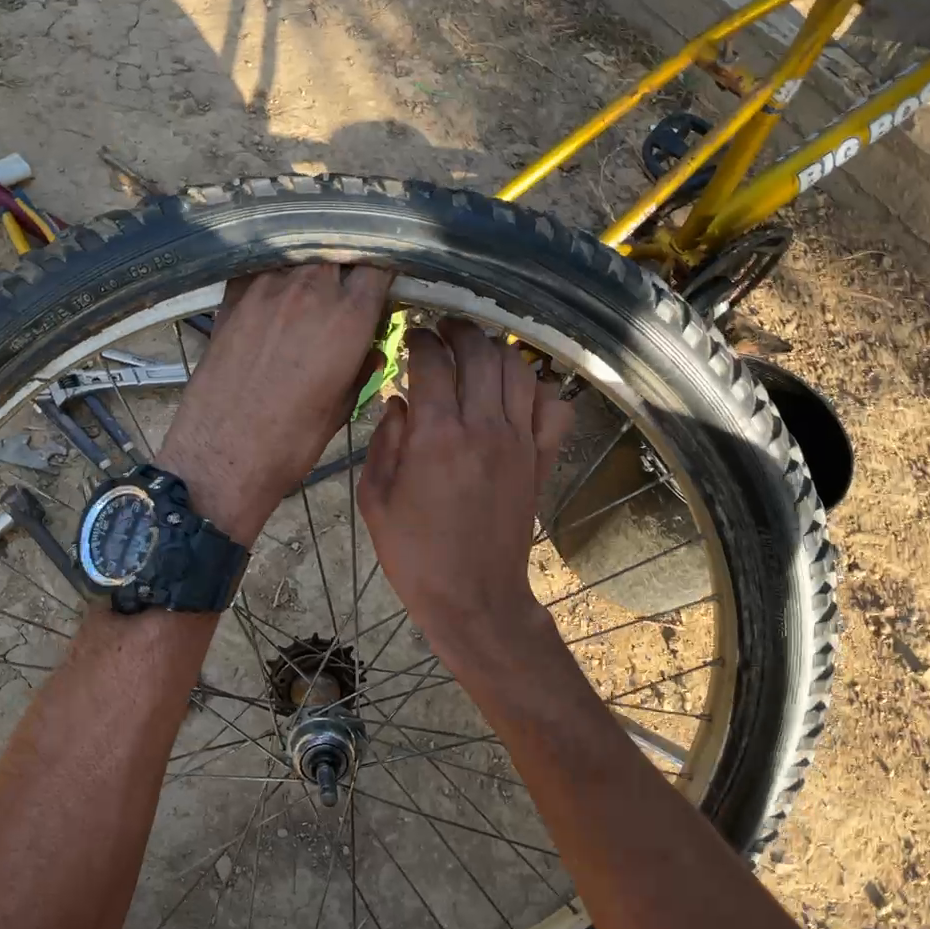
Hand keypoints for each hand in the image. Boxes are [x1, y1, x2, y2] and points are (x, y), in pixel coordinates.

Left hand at [156, 265, 393, 544]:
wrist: (223, 457)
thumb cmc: (289, 443)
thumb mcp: (342, 408)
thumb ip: (361, 366)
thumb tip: (370, 346)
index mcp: (348, 316)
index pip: (377, 265)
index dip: (382, 271)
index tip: (381, 285)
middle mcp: (309, 289)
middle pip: (337, 254)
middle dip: (345, 267)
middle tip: (343, 291)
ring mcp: (266, 288)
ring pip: (298, 257)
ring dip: (307, 269)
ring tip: (306, 294)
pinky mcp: (232, 297)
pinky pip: (260, 267)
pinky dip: (271, 273)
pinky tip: (273, 294)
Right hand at [358, 319, 572, 661]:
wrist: (473, 597)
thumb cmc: (414, 554)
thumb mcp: (375, 500)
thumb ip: (384, 442)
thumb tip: (398, 402)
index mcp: (436, 435)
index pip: (432, 361)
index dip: (419, 340)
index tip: (411, 338)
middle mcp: (483, 426)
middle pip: (479, 352)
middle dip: (458, 331)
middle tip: (443, 332)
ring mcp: (519, 441)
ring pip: (518, 369)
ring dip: (495, 352)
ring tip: (477, 353)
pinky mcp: (540, 460)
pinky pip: (554, 407)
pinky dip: (539, 390)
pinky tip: (517, 393)